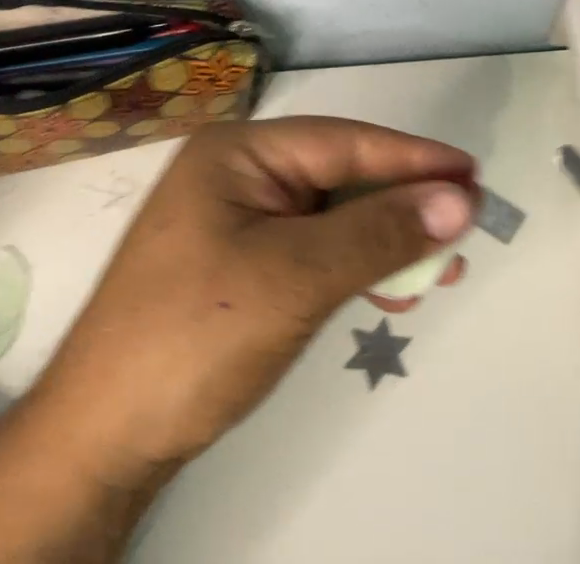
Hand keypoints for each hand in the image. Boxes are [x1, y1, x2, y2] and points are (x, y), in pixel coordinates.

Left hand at [28, 116, 478, 481]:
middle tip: (463, 231)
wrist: (105, 436)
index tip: (474, 177)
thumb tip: (462, 199)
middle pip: (340, 177)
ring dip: (384, 241)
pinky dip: (355, 267)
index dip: (414, 158)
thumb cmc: (197, 335)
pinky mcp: (239, 268)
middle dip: (402, 206)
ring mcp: (235, 224)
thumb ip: (381, 233)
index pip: (344, 142)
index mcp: (236, 154)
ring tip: (436, 271)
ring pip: (332, 218)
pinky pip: (314, 251)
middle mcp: (236, 176)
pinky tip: (389, 290)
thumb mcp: (297, 276)